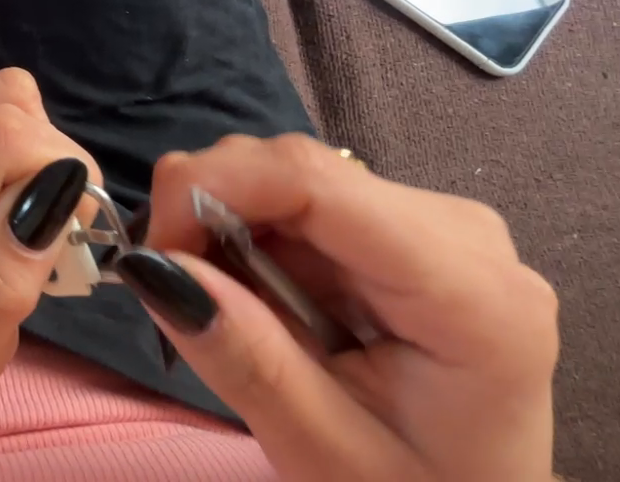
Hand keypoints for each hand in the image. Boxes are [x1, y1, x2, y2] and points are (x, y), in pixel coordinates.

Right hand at [140, 134, 558, 481]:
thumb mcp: (324, 453)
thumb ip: (245, 359)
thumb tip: (150, 266)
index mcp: (469, 290)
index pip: (308, 178)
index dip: (207, 187)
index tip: (152, 253)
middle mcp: (454, 228)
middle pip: (286, 166)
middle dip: (204, 209)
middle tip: (176, 287)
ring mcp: (426, 216)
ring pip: (275, 172)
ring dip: (219, 224)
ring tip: (223, 302)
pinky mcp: (393, 218)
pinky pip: (286, 192)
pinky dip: (241, 230)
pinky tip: (254, 290)